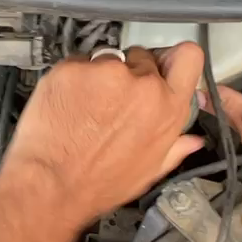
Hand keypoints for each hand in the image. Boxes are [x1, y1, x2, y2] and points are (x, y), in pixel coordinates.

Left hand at [0, 44, 205, 224]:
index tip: (160, 65)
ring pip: (108, 59)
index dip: (171, 58)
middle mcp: (142, 86)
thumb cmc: (96, 184)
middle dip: (129, 74)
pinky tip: (68, 106)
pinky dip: (72, 79)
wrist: (51, 185)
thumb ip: (174, 149)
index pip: (188, 56)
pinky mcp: (75, 68)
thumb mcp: (147, 173)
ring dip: (99, 77)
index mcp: (167, 109)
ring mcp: (108, 73)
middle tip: (110, 102)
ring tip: (85, 109)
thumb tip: (190, 141)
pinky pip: (77, 63)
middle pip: (142, 58)